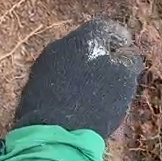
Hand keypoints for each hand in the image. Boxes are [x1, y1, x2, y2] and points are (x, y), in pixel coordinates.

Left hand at [13, 19, 143, 138]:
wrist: (54, 132)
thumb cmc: (96, 102)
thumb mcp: (123, 80)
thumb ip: (129, 60)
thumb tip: (127, 53)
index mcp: (84, 39)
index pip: (106, 27)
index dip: (120, 37)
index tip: (128, 49)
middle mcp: (60, 45)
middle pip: (86, 44)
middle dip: (102, 55)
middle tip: (115, 72)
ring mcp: (42, 66)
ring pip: (70, 62)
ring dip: (85, 71)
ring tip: (97, 90)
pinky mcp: (32, 86)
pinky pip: (58, 79)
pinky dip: (71, 85)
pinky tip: (78, 101)